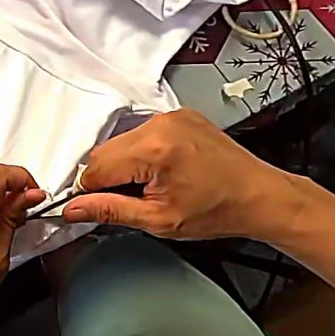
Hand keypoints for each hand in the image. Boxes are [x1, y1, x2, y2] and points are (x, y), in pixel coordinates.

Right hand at [61, 108, 311, 240]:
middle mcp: (159, 125)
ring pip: (119, 142)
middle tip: (134, 199)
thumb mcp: (158, 220)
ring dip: (124, 165)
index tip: (99, 206)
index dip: (92, 192)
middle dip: (108, 178)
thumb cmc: (218, 210)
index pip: (95, 169)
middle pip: (104, 152)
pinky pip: (139, 133)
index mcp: (154, 150)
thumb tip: (73, 208)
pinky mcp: (178, 115)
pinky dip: (140, 152)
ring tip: (152, 185)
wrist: (261, 196)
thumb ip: (110, 210)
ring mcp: (170, 117)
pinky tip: (161, 170)